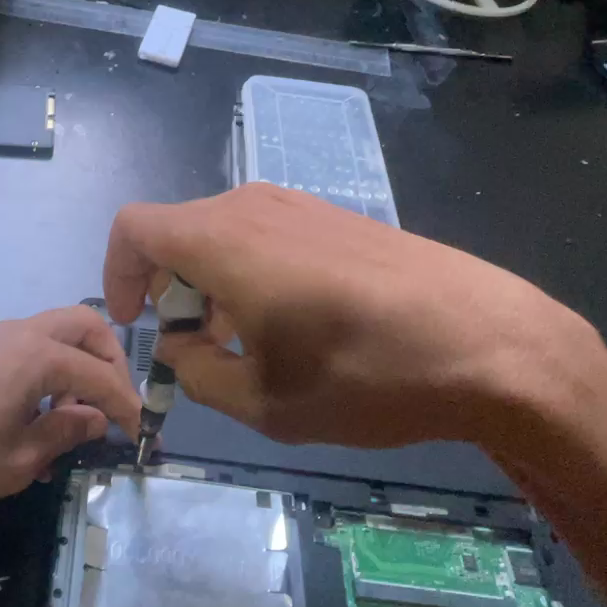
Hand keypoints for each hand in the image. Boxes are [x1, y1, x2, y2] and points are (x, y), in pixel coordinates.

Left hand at [0, 306, 141, 523]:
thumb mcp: (19, 460)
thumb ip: (65, 432)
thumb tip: (97, 418)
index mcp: (35, 355)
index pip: (98, 373)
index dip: (124, 403)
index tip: (138, 432)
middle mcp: (17, 333)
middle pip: (82, 325)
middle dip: (108, 360)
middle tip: (113, 403)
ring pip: (52, 333)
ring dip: (74, 365)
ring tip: (69, 422)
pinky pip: (25, 347)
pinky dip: (45, 370)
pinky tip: (35, 417)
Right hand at [103, 183, 605, 450]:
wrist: (489, 342)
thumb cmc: (365, 374)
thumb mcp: (264, 401)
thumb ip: (197, 371)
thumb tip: (180, 344)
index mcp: (221, 240)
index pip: (134, 227)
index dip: (117, 273)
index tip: (136, 323)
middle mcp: (252, 206)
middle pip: (177, 231)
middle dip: (167, 288)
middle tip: (194, 347)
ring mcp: (300, 205)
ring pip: (222, 233)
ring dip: (210, 282)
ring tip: (245, 344)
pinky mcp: (336, 216)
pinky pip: (265, 233)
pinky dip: (249, 271)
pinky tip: (293, 322)